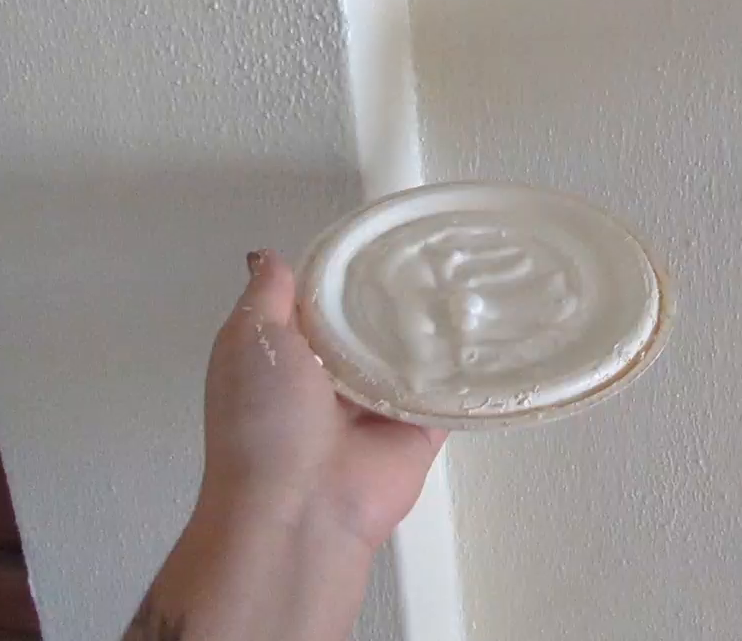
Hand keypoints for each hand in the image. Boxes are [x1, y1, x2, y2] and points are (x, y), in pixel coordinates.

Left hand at [200, 250, 446, 550]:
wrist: (301, 508)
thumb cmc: (264, 422)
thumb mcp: (249, 341)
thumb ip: (267, 296)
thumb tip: (267, 255)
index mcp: (296, 354)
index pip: (328, 300)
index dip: (350, 269)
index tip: (381, 234)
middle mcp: (338, 376)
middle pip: (377, 323)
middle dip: (401, 295)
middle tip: (438, 251)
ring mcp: (381, 402)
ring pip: (416, 353)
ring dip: (437, 327)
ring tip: (473, 277)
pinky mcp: (419, 425)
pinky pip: (448, 390)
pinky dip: (467, 368)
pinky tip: (492, 329)